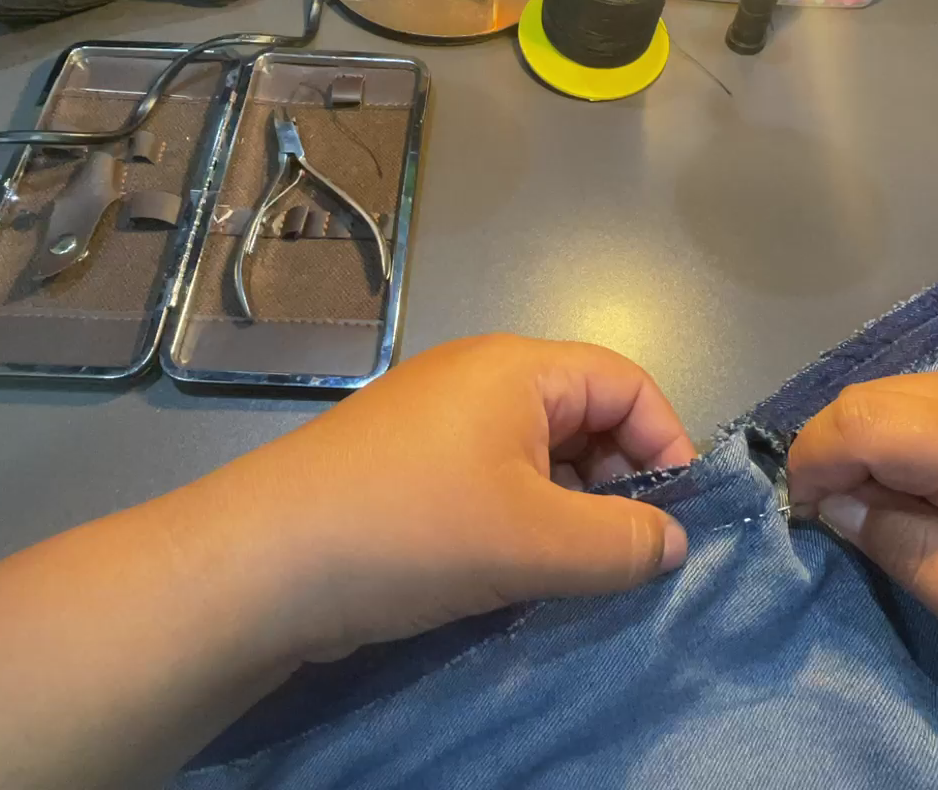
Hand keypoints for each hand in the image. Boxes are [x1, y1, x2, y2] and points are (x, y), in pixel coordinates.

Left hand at [182, 335, 697, 662]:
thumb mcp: (533, 540)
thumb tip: (675, 541)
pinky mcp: (414, 464)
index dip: (665, 442)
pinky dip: (526, 517)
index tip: (677, 518)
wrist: (259, 564)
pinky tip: (523, 568)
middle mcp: (483, 379)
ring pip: (541, 453)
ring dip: (573, 507)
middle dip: (620, 480)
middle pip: (585, 414)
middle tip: (627, 554)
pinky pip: (497, 478)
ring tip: (578, 570)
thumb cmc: (411, 528)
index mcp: (518, 368)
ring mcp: (442, 421)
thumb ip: (622, 541)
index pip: (625, 383)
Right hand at [786, 372, 937, 740]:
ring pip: (889, 394)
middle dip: (832, 456)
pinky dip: (895, 443)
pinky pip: (922, 404)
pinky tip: (924, 496)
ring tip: (885, 518)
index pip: (867, 420)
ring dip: (861, 450)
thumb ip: (918, 556)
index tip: (811, 524)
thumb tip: (833, 502)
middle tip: (845, 528)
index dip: (815, 464)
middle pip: (870, 397)